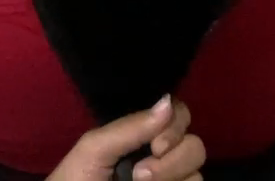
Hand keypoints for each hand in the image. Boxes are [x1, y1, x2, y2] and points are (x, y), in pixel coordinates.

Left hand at [48, 96, 204, 180]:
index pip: (179, 116)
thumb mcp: (96, 148)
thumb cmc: (77, 177)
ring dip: (172, 177)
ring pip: (197, 175)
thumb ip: (131, 127)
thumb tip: (168, 101)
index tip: (156, 145)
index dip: (176, 127)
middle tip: (140, 174)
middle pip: (195, 146)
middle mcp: (161, 157)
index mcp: (144, 135)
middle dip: (173, 160)